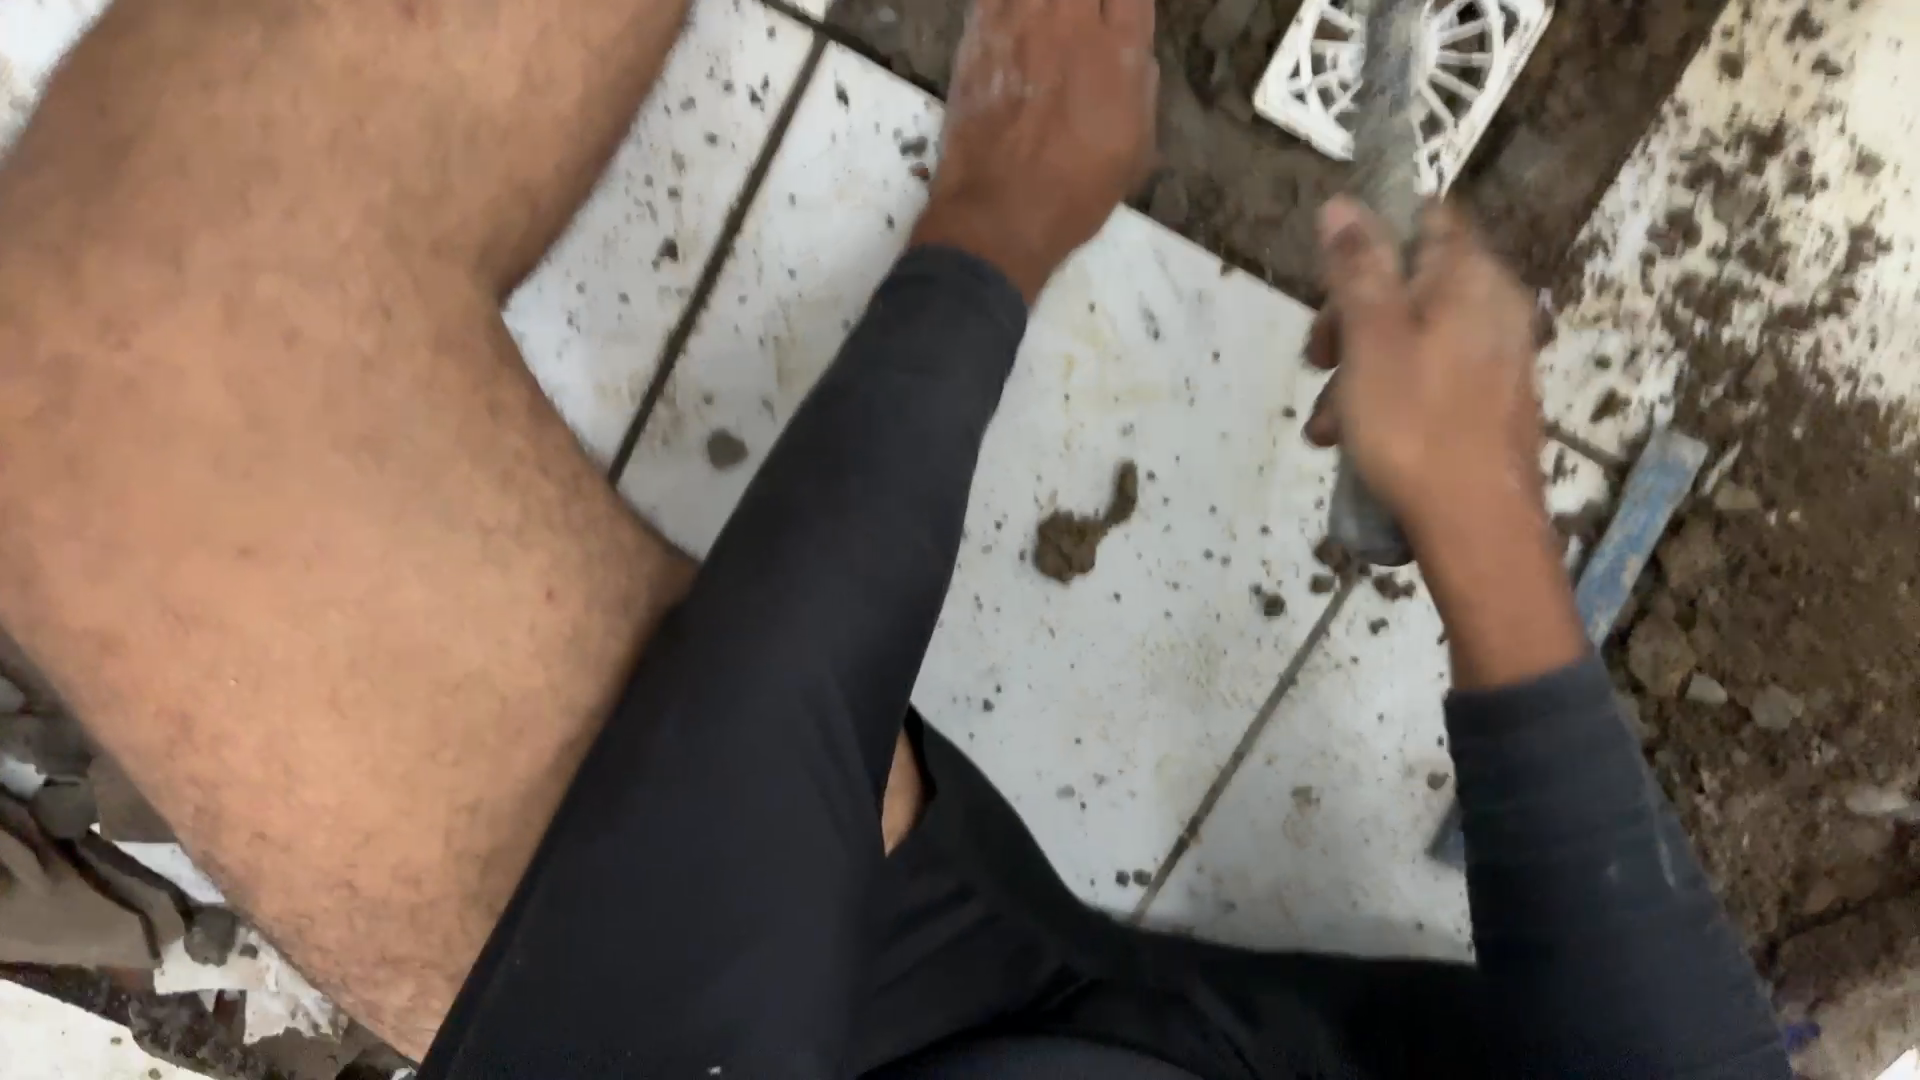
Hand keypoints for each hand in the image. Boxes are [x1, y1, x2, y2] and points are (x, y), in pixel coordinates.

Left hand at [911, 0, 1158, 301]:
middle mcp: (1073, 22)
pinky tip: (1010, 21)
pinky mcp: (978, 35)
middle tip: (1073, 24)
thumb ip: (1139, 90)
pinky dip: (1004, 5)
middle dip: (1083, 5)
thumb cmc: (1073, 199)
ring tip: (1042, 25)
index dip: (1121, 7)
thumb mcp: (1134, 155)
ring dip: (1042, 6)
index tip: (1114, 20)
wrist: (1000, 217)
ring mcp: (1022, 24)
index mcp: (1120, 51)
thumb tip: (1134, 58)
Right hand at [1304, 197, 1546, 546]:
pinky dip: (1384, 396)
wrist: (1474, 522)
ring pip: (1408, 339)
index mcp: (1470, 281)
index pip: (1426, 221)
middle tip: (1317, 362)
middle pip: (1408, 285)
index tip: (1329, 282)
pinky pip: (1425, 377)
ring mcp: (1494, 357)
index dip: (1372, 238)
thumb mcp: (1371, 342)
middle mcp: (1492, 307)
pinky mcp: (1487, 400)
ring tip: (1326, 424)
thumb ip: (1357, 271)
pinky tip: (1354, 439)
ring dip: (1355, 371)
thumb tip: (1342, 205)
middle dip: (1349, 320)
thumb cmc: (1414, 425)